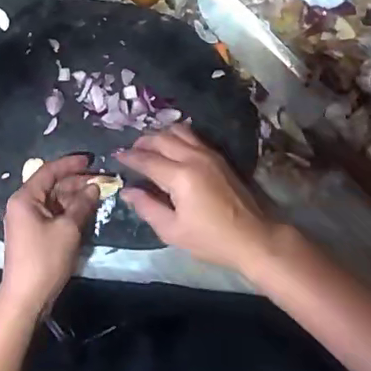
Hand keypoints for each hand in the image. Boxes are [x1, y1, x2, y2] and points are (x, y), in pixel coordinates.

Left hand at [0, 154, 99, 318]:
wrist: (25, 299)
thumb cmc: (45, 260)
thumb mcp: (68, 229)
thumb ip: (82, 204)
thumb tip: (94, 187)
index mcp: (25, 197)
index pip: (49, 171)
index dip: (71, 163)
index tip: (92, 160)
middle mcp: (23, 204)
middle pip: (52, 185)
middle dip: (76, 181)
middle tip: (102, 179)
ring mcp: (27, 220)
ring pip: (54, 200)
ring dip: (75, 196)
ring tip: (99, 193)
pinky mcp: (33, 234)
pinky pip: (53, 214)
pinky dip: (69, 210)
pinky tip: (86, 210)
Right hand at [117, 125, 281, 273]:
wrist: (254, 237)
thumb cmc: (211, 239)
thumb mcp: (173, 231)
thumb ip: (147, 207)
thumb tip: (128, 191)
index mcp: (180, 176)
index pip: (147, 159)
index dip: (129, 157)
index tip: (116, 157)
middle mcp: (193, 157)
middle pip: (161, 138)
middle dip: (142, 142)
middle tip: (130, 152)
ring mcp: (208, 153)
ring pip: (178, 131)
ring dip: (160, 135)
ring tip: (149, 147)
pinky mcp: (219, 156)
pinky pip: (192, 136)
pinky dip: (176, 136)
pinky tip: (171, 147)